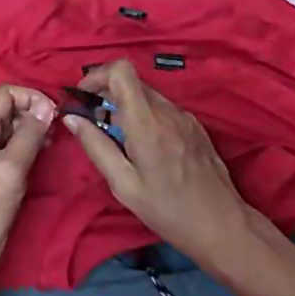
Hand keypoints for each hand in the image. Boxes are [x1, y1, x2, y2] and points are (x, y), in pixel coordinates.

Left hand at [0, 84, 56, 283]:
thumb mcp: (11, 168)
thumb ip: (30, 133)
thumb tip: (47, 106)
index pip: (4, 93)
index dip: (31, 97)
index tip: (55, 113)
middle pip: (6, 107)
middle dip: (33, 113)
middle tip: (56, 130)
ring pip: (9, 126)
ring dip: (31, 129)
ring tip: (51, 142)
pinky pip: (8, 145)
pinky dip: (25, 145)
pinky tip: (41, 153)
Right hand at [62, 60, 257, 266]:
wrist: (222, 225)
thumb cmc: (168, 211)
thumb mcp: (124, 185)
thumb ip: (96, 147)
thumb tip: (72, 118)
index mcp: (146, 122)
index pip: (122, 70)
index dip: (98, 75)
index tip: (84, 96)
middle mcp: (167, 110)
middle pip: (132, 81)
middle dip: (107, 93)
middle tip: (93, 121)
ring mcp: (184, 116)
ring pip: (147, 95)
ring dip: (126, 106)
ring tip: (117, 137)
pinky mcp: (195, 125)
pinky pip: (163, 109)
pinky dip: (146, 116)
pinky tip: (144, 146)